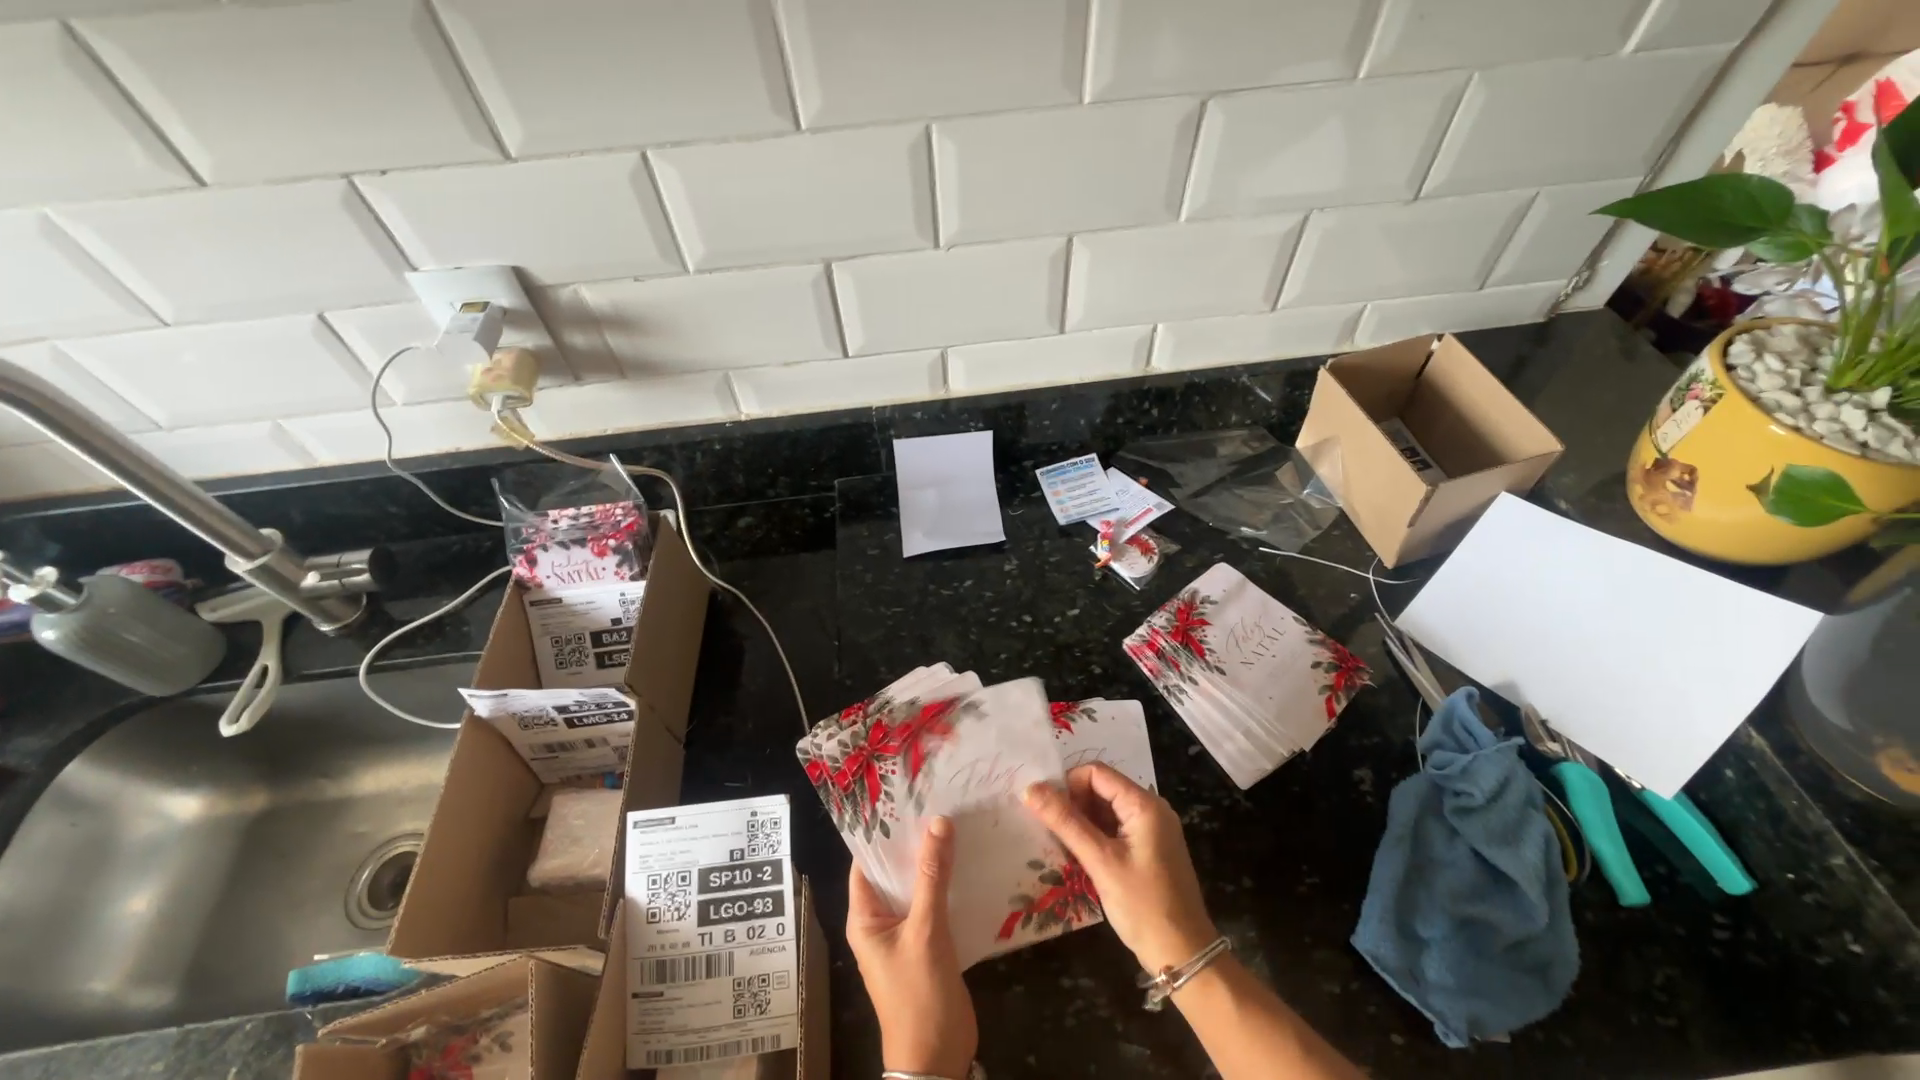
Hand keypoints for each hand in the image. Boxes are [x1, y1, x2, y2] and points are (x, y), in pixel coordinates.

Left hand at [844, 816, 976, 1077]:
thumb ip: (933, 877)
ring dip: (935, 863)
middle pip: (895, 871)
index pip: (867, 862)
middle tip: (942, 802)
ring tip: (961, 823)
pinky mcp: (929, 944)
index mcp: (864, 917)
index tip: (907, 798)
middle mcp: (880, 921)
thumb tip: (938, 823)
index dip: (883, 831)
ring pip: (918, 887)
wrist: (937, 1058)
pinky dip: (949, 886)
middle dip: (915, 842)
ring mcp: (905, 933)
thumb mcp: (926, 932)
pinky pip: (935, 905)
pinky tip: (972, 864)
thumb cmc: (919, 996)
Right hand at [1023, 763, 1218, 973]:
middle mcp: (1151, 809)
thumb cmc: (1142, 905)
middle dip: (1073, 805)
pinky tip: (1080, 858)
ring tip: (1062, 848)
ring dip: (1081, 823)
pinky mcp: (1148, 849)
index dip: (1067, 785)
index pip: (1096, 773)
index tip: (1046, 812)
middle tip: (1052, 834)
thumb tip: (1031, 788)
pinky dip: (1095, 838)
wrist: (1182, 953)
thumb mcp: (1100, 861)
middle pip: (1101, 789)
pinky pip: (1115, 830)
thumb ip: (1065, 822)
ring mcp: (1151, 830)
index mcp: (1144, 805)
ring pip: (1106, 811)